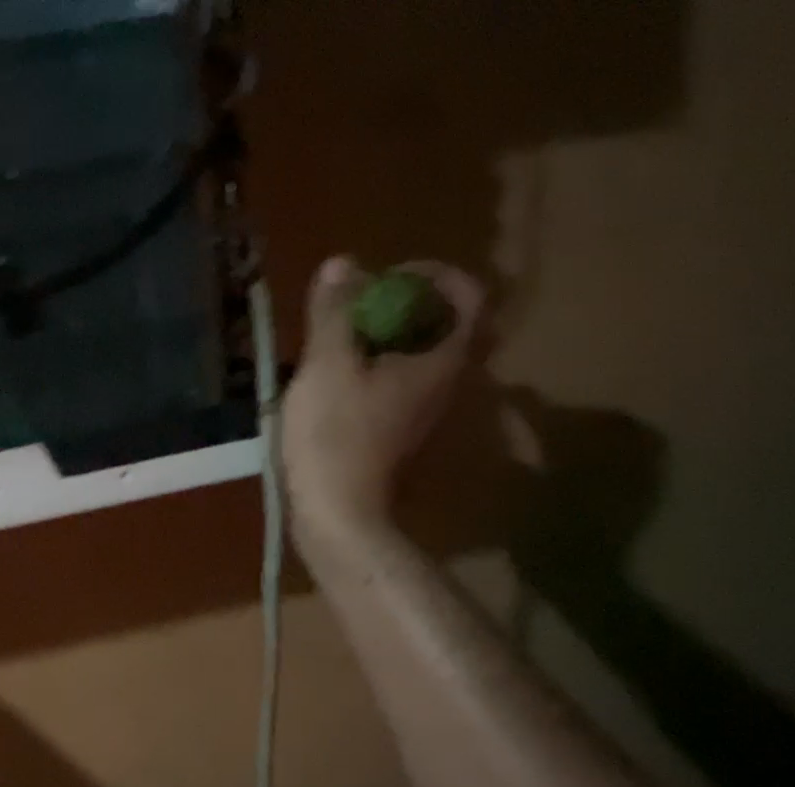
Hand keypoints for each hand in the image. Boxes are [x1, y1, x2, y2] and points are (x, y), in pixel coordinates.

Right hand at [283, 256, 485, 541]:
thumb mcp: (327, 367)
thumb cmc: (334, 437)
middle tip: (355, 302)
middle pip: (439, 325)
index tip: (389, 274)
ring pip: (414, 356)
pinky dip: (370, 368)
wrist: (337, 515)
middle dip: (401, 303)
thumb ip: (335, 313)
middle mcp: (444, 383)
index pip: (467, 298)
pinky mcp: (394, 434)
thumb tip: (344, 262)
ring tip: (334, 337)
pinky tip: (328, 378)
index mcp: (440, 361)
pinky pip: (393, 383)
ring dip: (381, 337)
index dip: (435, 274)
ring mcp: (420, 412)